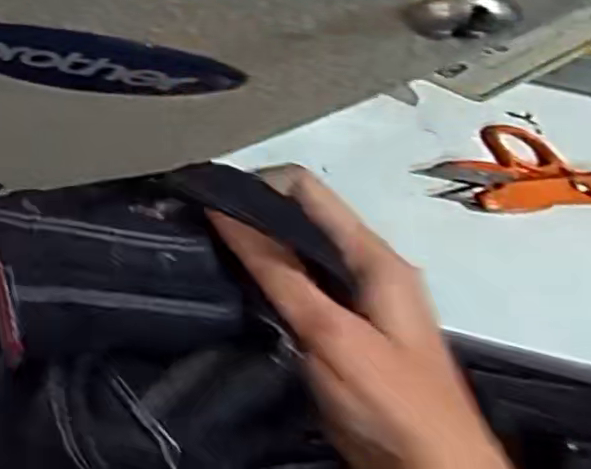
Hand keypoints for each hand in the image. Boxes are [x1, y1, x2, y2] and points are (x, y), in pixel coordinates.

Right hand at [208, 166, 510, 468]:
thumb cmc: (393, 405)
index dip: (254, 185)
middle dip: (245, 214)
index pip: (302, 186)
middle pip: (293, 214)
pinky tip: (229, 284)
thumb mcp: (329, 332)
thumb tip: (219, 208)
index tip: (209, 204)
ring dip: (248, 245)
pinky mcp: (334, 324)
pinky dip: (257, 274)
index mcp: (372, 257)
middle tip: (197, 225)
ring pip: (287, 247)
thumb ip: (275, 269)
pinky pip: (288, 280)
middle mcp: (362, 266)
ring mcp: (350, 296)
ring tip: (204, 249)